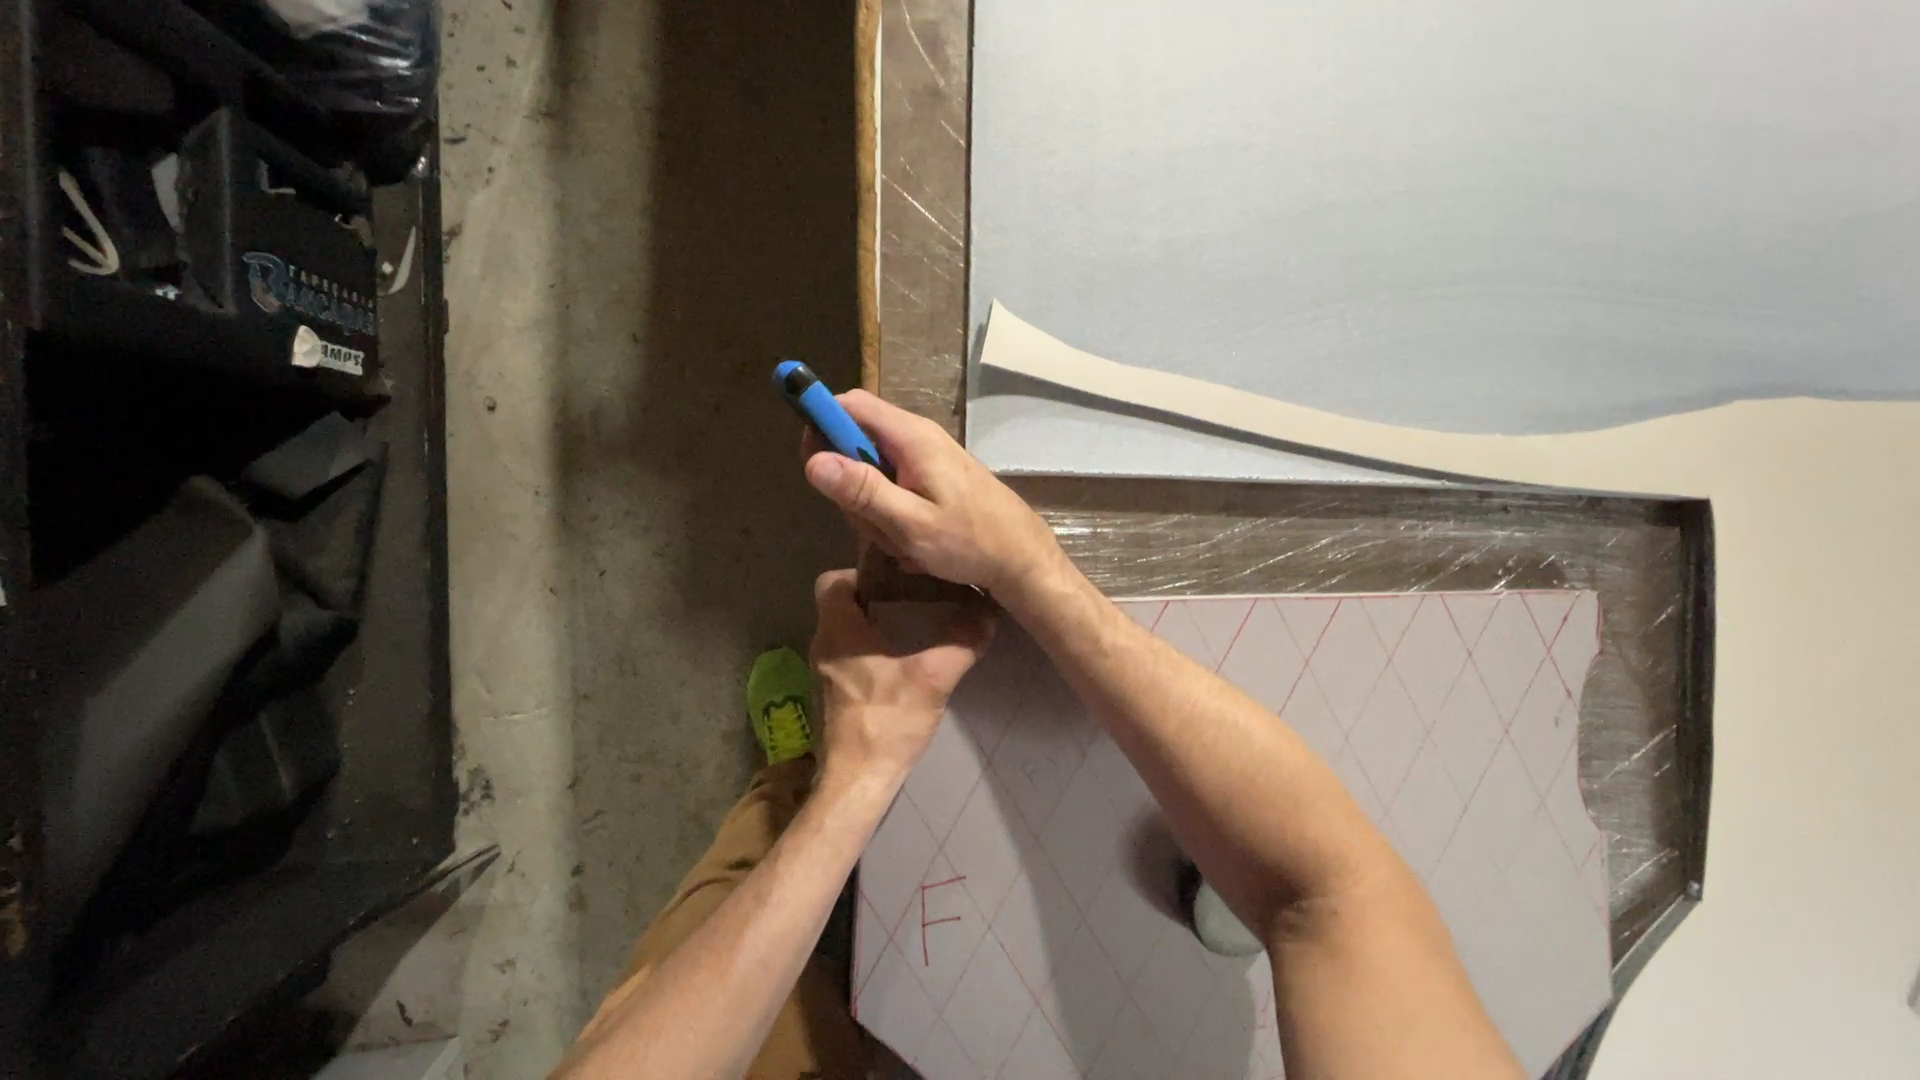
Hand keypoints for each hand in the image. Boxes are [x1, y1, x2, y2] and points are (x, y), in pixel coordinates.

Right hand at [801, 391, 1065, 599]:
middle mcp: (917, 438)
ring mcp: (925, 458)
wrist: (1020, 558)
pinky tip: (910, 540)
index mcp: (911, 437)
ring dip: (872, 508)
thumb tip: (815, 461)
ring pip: (871, 471)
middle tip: (869, 523)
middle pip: (856, 441)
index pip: (850, 405)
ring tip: (898, 538)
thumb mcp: (911, 524)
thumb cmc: (971, 542)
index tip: (812, 464)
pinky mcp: (931, 478)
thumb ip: (864, 492)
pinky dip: (891, 515)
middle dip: (849, 483)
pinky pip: (892, 487)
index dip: (821, 424)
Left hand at [809, 569, 994, 787]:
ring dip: (871, 627)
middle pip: (840, 605)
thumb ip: (960, 643)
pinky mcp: (832, 696)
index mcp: (838, 631)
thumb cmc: (886, 722)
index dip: (859, 572)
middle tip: (911, 600)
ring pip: (843, 633)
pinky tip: (900, 666)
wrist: (856, 781)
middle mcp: (823, 646)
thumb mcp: (932, 679)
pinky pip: (846, 658)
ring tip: (911, 628)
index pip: (832, 581)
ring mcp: (823, 674)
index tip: (893, 579)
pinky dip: (869, 653)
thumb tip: (987, 615)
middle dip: (873, 598)